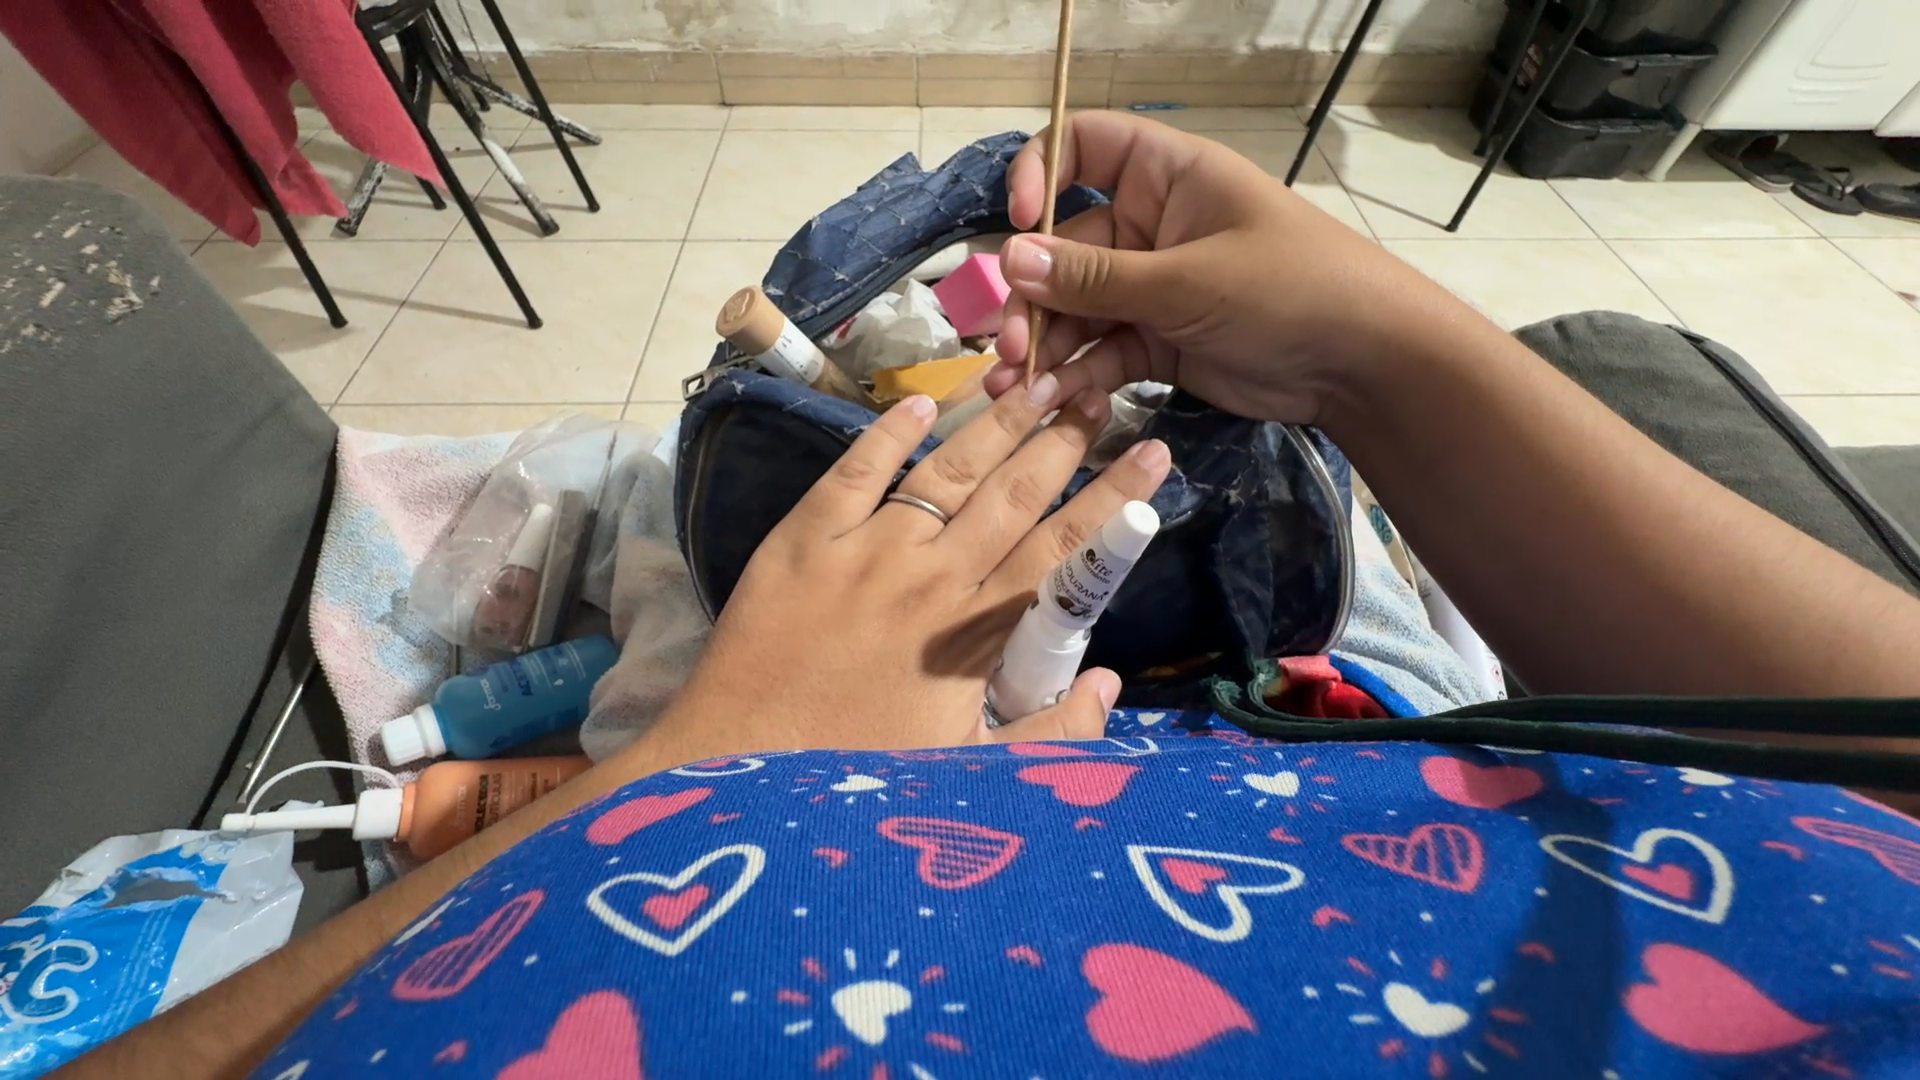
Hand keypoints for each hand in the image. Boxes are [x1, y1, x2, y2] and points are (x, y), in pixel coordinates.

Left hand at [653, 380, 1171, 758]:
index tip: (1153, 453)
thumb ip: (1052, 733)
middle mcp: (930, 575)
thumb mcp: (970, 774)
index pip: (1063, 551)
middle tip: (1097, 390)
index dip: (1113, 499)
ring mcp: (865, 548)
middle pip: (1013, 495)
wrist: (739, 766)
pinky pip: (855, 471)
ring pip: (947, 471)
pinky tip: (923, 401)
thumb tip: (1112, 681)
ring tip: (1037, 380)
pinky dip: (888, 434)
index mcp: (975, 631)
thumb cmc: (858, 775)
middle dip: (1063, 441)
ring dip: (997, 424)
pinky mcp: (805, 537)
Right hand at [985, 110, 1459, 426]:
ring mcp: (1149, 290)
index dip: (1039, 174)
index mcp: (1164, 178)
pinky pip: (1100, 354)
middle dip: (1033, 300)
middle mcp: (1147, 229)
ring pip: (1076, 312)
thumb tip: (1010, 260)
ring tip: (1017, 391)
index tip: (1018, 222)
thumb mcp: (1188, 280)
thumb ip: (1096, 277)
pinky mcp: (1154, 344)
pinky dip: (1077, 378)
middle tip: (1012, 351)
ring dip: (1046, 349)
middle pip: (1064, 251)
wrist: (1359, 367)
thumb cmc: (1288, 290)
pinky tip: (1054, 403)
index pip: (1083, 146)